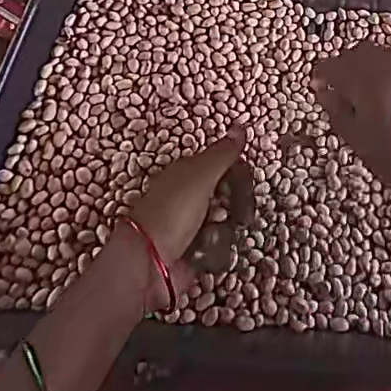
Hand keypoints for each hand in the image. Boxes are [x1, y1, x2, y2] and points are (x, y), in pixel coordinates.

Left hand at [121, 128, 246, 306]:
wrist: (147, 264)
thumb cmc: (169, 213)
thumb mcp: (199, 176)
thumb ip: (223, 153)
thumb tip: (240, 127)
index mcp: (190, 172)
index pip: (228, 167)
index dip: (239, 177)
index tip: (242, 184)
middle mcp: (194, 198)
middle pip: (233, 198)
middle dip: (235, 209)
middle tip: (232, 215)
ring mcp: (196, 226)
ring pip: (230, 226)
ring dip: (221, 235)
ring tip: (204, 239)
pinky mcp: (198, 253)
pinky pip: (222, 250)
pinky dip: (213, 254)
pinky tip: (199, 256)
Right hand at [310, 44, 390, 225]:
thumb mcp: (358, 140)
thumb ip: (337, 110)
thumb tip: (323, 90)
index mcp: (366, 82)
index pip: (334, 66)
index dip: (322, 73)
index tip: (317, 83)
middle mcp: (390, 67)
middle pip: (358, 52)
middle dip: (344, 64)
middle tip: (338, 84)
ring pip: (382, 54)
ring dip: (367, 65)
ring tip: (364, 89)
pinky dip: (389, 71)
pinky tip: (388, 92)